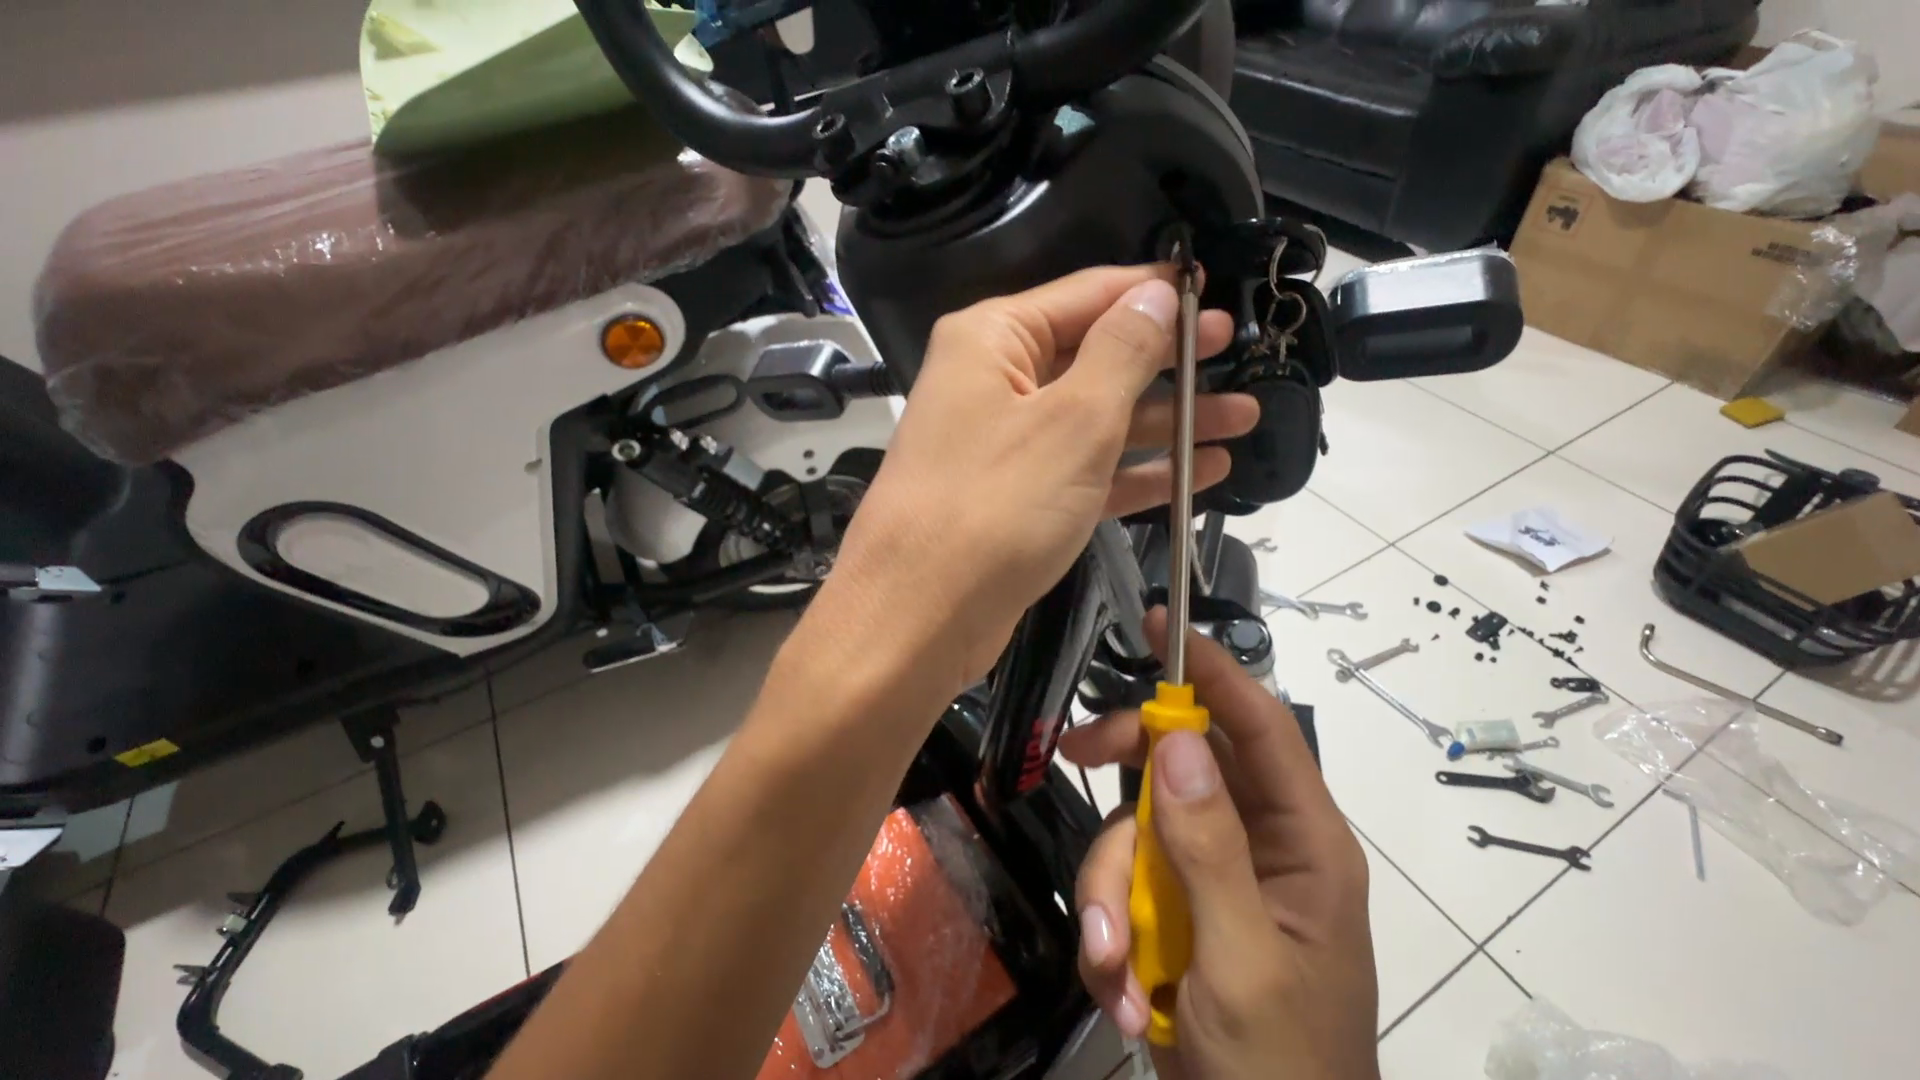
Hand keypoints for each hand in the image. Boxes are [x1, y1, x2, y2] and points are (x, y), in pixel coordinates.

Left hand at [823, 265, 1255, 690]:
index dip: (1154, 291)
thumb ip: (1123, 351)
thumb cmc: (996, 506)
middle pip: (1097, 356)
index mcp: (994, 339)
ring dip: (1169, 421)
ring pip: (1099, 419)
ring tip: (1243, 418)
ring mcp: (1007, 445)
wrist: (919, 619)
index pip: (1088, 293)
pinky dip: (1139, 471)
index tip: (1214, 291)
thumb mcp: (1074, 419)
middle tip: (1236, 352)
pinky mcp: (1019, 500)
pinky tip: (1201, 470)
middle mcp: (995, 383)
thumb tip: (1156, 291)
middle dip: (1170, 361)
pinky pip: (1088, 471)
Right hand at [1059, 610, 1379, 1079]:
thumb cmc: (1279, 1067)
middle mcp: (1259, 848)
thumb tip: (1181, 744)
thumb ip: (1210, 851)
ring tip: (1116, 968)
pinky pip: (1124, 891)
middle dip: (1125, 774)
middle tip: (1070, 755)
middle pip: (1180, 769)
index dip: (1214, 671)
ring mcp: (1211, 883)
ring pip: (1136, 836)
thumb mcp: (1241, 961)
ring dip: (1109, 899)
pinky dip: (1110, 938)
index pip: (1261, 729)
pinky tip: (1124, 992)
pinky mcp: (1175, 918)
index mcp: (1304, 846)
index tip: (1161, 626)